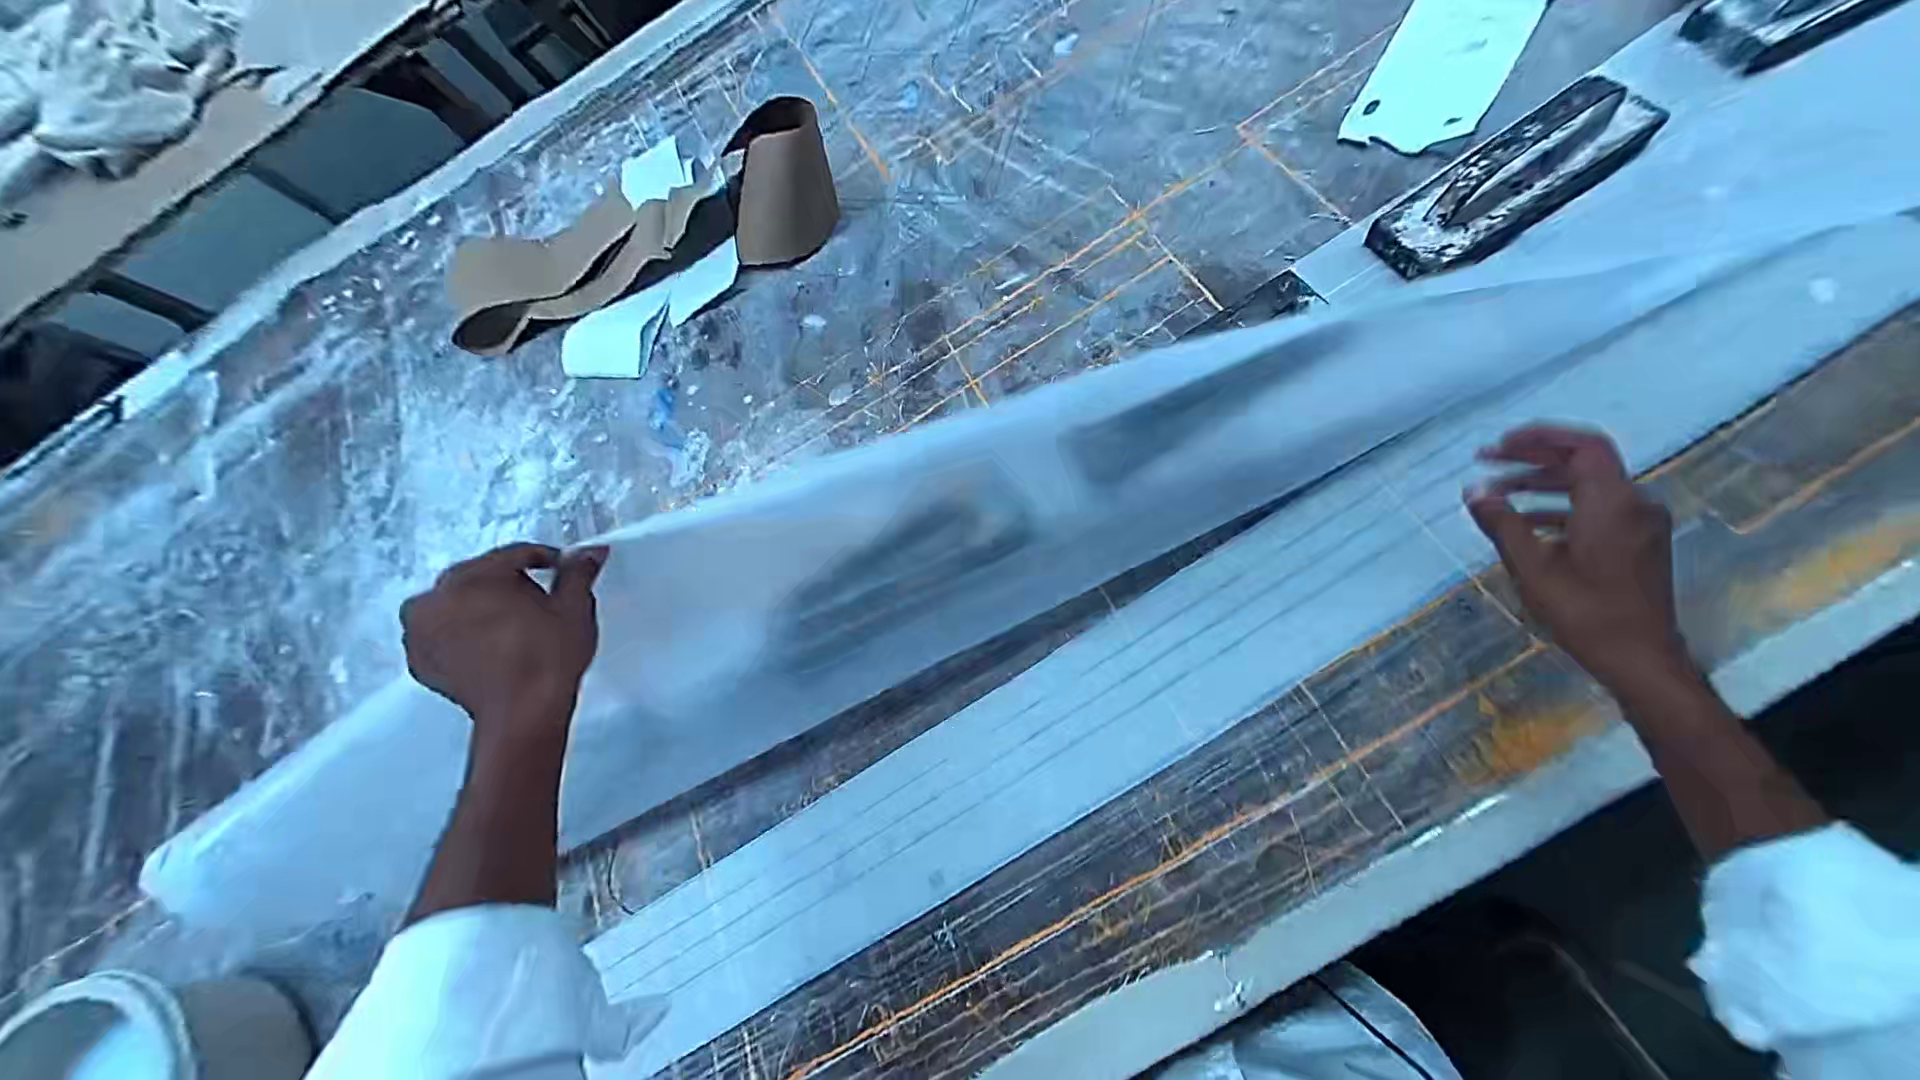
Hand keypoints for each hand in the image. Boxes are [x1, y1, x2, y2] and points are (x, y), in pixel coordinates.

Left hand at [400, 542, 607, 738]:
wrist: (523, 712)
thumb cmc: (546, 660)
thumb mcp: (575, 607)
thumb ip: (579, 572)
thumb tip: (588, 553)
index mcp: (475, 577)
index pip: (514, 553)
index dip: (546, 558)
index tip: (561, 568)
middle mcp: (438, 598)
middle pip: (480, 575)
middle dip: (510, 582)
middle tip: (541, 600)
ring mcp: (421, 630)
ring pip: (458, 602)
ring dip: (483, 606)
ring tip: (516, 624)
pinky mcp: (420, 658)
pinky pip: (443, 631)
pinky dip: (465, 632)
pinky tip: (494, 644)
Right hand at [1465, 425, 1691, 693]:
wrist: (1638, 655)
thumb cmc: (1583, 611)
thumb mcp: (1531, 567)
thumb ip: (1502, 523)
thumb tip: (1473, 491)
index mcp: (1613, 504)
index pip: (1583, 447)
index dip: (1540, 437)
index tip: (1497, 445)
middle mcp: (1635, 504)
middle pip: (1584, 462)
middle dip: (1532, 458)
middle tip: (1486, 461)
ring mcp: (1640, 523)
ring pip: (1588, 485)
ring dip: (1541, 483)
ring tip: (1497, 493)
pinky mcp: (1637, 541)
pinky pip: (1595, 507)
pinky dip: (1558, 505)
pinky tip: (1525, 523)